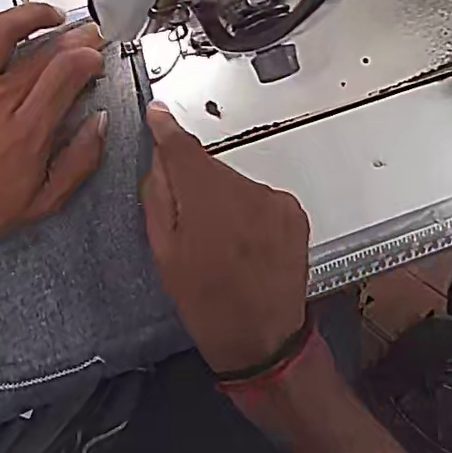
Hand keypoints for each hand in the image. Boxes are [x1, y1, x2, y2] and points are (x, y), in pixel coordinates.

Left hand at [0, 4, 108, 311]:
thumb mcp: (42, 202)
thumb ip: (79, 161)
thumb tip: (98, 125)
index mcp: (25, 132)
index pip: (67, 71)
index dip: (89, 56)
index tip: (95, 59)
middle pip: (43, 50)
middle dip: (74, 36)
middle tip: (85, 37)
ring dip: (29, 14)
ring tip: (48, 15)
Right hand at [141, 102, 309, 373]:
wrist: (261, 338)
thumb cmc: (209, 304)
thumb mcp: (164, 253)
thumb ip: (158, 197)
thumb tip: (159, 160)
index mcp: (206, 205)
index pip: (182, 148)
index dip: (166, 129)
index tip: (158, 114)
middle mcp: (245, 195)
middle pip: (209, 165)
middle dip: (194, 180)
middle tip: (188, 219)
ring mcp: (274, 202)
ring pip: (233, 179)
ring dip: (222, 196)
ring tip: (220, 239)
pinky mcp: (293, 211)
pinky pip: (257, 194)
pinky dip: (246, 207)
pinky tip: (242, 239)